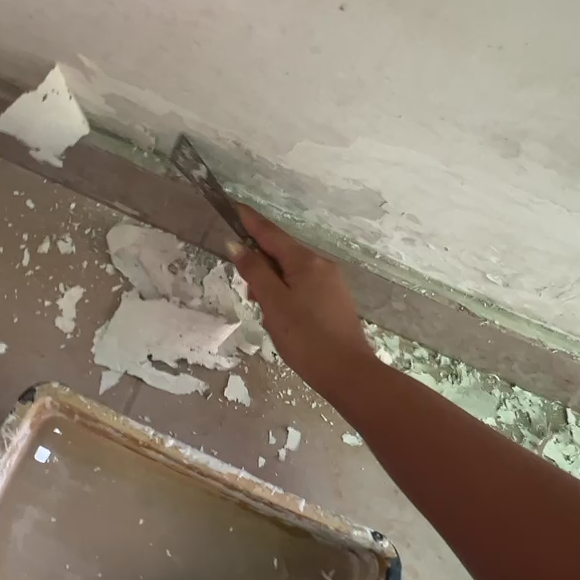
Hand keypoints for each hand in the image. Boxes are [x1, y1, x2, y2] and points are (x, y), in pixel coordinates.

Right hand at [227, 205, 376, 390]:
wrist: (347, 373)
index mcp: (305, 261)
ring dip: (272, 285)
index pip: (270, 232)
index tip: (232, 206)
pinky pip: (302, 287)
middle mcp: (321, 264)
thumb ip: (254, 272)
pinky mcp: (334, 300)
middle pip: (280, 253)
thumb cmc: (306, 337)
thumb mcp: (273, 303)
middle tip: (249, 294)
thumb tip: (237, 244)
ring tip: (268, 315)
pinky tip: (283, 320)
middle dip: (259, 266)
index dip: (249, 220)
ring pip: (290, 273)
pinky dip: (285, 295)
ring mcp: (330, 282)